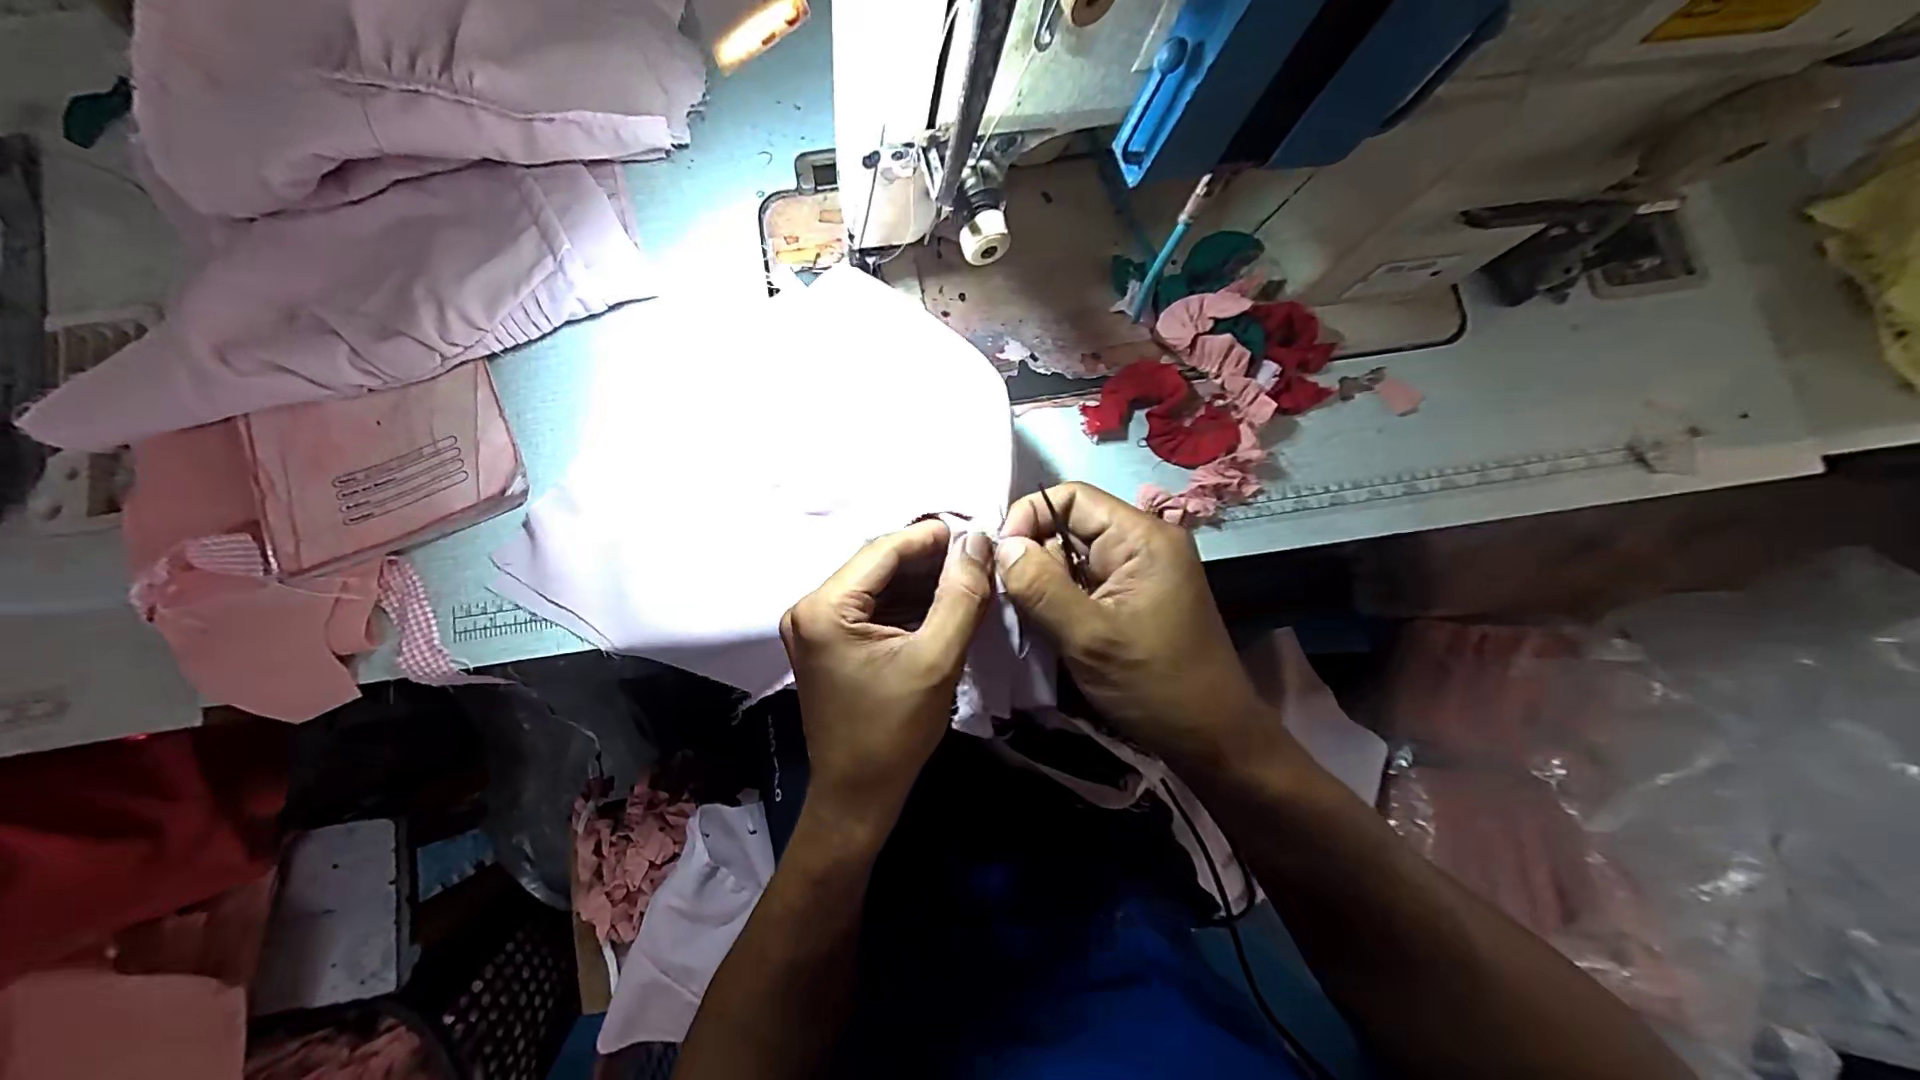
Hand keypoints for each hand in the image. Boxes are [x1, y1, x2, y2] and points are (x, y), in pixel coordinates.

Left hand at [781, 519, 993, 839]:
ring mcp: (815, 626)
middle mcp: (810, 609)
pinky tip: (942, 602)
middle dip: (929, 560)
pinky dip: (908, 603)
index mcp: (824, 609)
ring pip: (878, 585)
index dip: (930, 537)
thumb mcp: (937, 660)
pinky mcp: (828, 642)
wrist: (858, 794)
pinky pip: (872, 608)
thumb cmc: (894, 733)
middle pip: (878, 565)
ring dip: (921, 581)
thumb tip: (976, 542)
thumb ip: (960, 596)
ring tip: (967, 577)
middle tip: (976, 556)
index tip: (974, 531)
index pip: (883, 551)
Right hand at [997, 483, 1273, 768]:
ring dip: (1046, 583)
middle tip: (1015, 599)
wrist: (1211, 739)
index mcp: (1141, 537)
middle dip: (1035, 557)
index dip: (1029, 517)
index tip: (1002, 560)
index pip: (1071, 497)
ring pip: (1072, 557)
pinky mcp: (1133, 598)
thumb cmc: (1155, 686)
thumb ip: (1041, 586)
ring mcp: (1139, 572)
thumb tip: (1002, 546)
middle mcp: (1142, 543)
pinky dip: (1061, 600)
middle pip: (1069, 526)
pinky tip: (1052, 626)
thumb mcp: (1089, 638)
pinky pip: (1084, 583)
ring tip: (1034, 618)